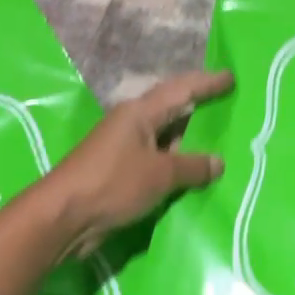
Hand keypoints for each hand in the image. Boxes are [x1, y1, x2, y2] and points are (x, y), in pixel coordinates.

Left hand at [40, 70, 233, 251]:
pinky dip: (176, 163)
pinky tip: (194, 174)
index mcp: (140, 112)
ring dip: (189, 142)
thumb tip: (218, 162)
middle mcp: (131, 124)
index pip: (181, 89)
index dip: (207, 83)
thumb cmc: (113, 183)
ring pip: (165, 138)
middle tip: (229, 109)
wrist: (63, 217)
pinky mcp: (119, 171)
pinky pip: (157, 160)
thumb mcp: (161, 173)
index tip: (231, 77)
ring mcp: (124, 148)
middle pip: (172, 110)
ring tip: (220, 144)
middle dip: (200, 110)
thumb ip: (193, 166)